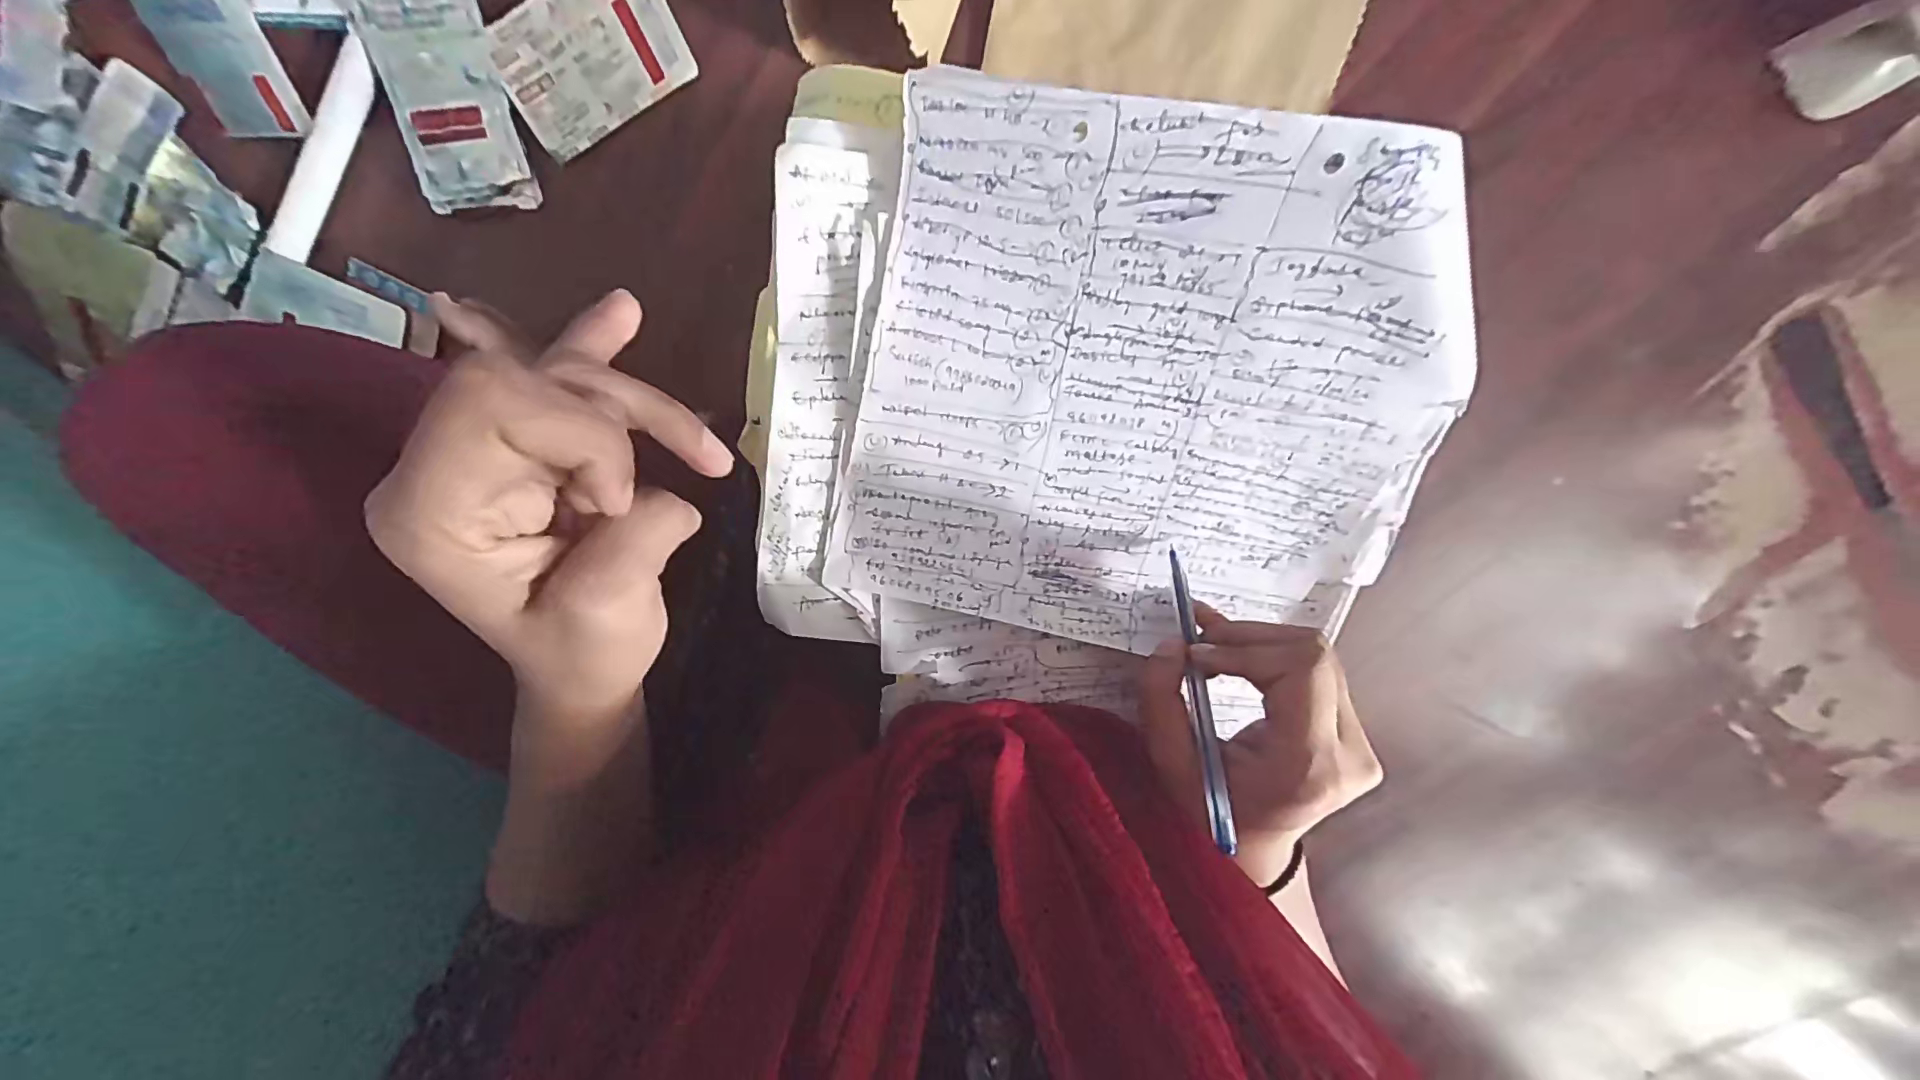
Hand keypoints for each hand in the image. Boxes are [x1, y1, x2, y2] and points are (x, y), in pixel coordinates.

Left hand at [364, 290, 733, 716]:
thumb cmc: (585, 656)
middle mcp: (439, 465)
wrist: (579, 669)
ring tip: (698, 439)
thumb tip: (670, 491)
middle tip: (682, 471)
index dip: (586, 436)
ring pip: (561, 373)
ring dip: (639, 401)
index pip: (494, 402)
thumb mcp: (610, 614)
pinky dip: (592, 347)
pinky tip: (620, 313)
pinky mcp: (523, 447)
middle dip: (622, 415)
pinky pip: (554, 375)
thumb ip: (638, 538)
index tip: (624, 503)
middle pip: (530, 376)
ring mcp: (478, 450)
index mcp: (431, 512)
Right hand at [1140, 606, 1382, 887]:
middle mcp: (1348, 752)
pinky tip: (1238, 658)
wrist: (1250, 849)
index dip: (1243, 647)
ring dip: (1259, 641)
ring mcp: (1360, 742)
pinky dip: (1271, 652)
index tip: (1194, 654)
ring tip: (1214, 649)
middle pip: (1311, 654)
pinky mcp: (1354, 731)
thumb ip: (1161, 699)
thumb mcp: (1170, 761)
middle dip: (1248, 636)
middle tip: (1200, 641)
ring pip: (1315, 654)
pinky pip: (1315, 669)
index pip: (1299, 669)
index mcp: (1307, 765)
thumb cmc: (1207, 811)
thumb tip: (1173, 645)